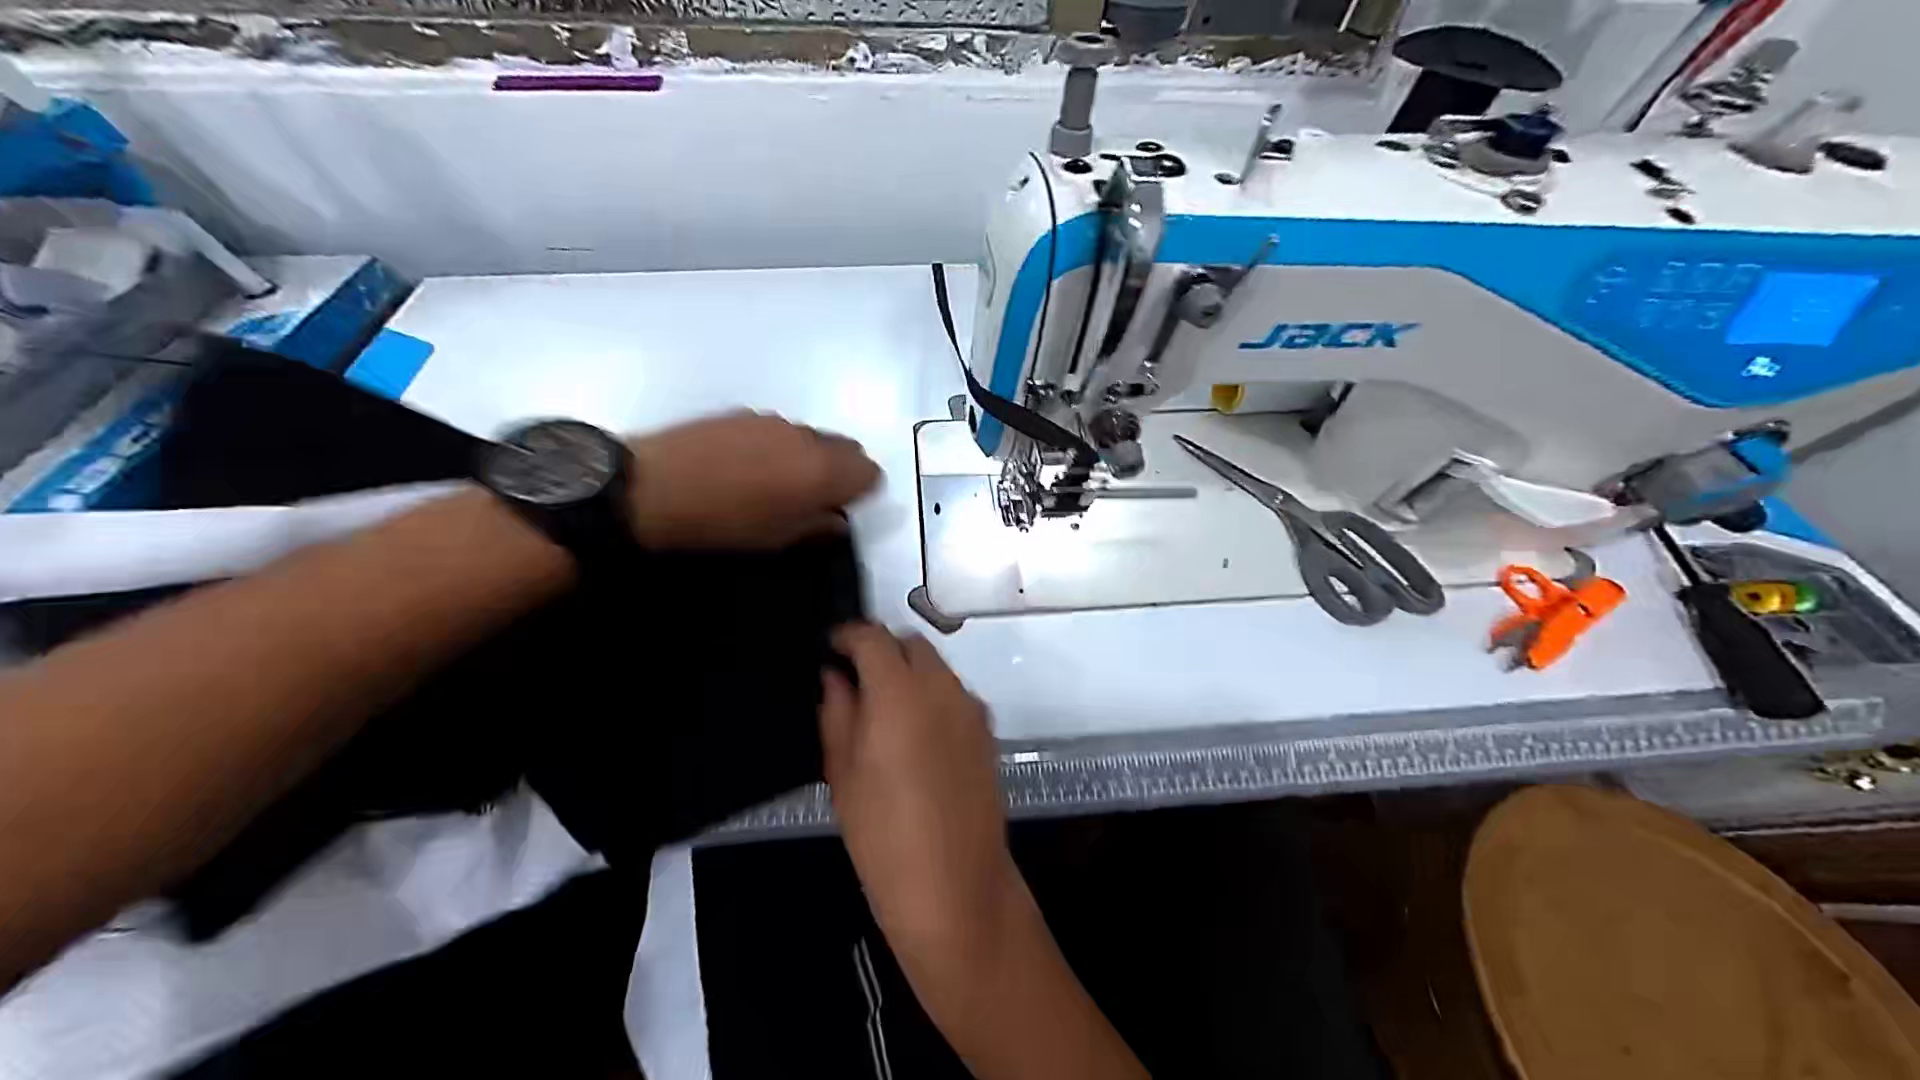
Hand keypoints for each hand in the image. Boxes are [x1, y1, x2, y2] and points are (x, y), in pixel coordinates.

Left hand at [626, 411, 879, 548]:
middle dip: (841, 470)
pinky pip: (779, 429)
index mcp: (824, 471)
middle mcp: (806, 438)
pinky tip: (746, 466)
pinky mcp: (744, 412)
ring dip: (808, 456)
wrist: (652, 487)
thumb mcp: (776, 539)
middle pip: (847, 448)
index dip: (861, 492)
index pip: (870, 472)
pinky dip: (777, 445)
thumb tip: (836, 521)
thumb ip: (817, 526)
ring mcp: (774, 420)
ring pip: (811, 437)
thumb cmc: (722, 523)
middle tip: (815, 497)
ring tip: (774, 483)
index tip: (841, 508)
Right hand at [820, 624, 1014, 950]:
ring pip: (936, 667)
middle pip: (911, 644)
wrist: (957, 890)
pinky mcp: (988, 732)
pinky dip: (932, 695)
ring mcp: (971, 709)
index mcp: (900, 691)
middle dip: (881, 650)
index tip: (830, 648)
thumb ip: (837, 713)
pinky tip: (914, 733)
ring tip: (882, 709)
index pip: (873, 637)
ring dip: (909, 672)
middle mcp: (942, 687)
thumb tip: (835, 677)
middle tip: (855, 679)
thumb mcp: (842, 775)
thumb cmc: (884, 837)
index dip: (847, 636)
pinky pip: (954, 694)